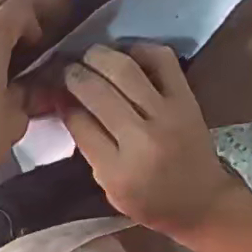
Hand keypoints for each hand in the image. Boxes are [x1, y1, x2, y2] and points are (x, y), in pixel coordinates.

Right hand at [58, 44, 251, 238]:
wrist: (201, 201)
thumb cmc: (148, 201)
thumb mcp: (108, 185)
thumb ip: (88, 146)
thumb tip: (66, 105)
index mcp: (117, 170)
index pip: (79, 122)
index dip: (60, 100)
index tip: (50, 88)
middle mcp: (141, 138)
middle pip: (97, 91)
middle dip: (73, 74)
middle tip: (63, 67)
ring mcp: (167, 114)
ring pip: (125, 70)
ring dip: (99, 56)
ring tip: (87, 55)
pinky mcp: (186, 98)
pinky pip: (161, 60)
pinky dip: (138, 49)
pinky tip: (123, 53)